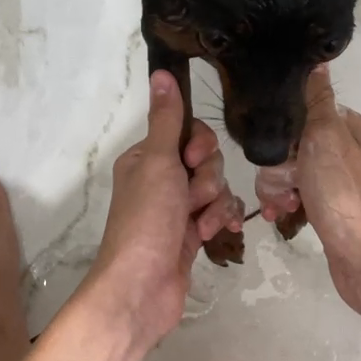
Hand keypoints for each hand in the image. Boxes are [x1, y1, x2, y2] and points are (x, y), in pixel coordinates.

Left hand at [81, 72, 243, 348]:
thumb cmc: (146, 221)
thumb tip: (161, 72)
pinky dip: (219, 221)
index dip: (200, 145)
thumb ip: (167, 119)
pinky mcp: (191, 234)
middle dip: (208, 179)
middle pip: (207, 160)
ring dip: (214, 204)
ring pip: (216, 187)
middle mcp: (161, 179)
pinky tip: (216, 235)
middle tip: (192, 198)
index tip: (193, 158)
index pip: (189, 132)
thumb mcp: (158, 162)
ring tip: (199, 225)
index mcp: (146, 158)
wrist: (141, 289)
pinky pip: (218, 213)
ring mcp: (177, 208)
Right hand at [290, 66, 360, 317]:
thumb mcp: (327, 138)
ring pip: (285, 172)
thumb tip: (318, 59)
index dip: (279, 126)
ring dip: (275, 188)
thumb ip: (317, 101)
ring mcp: (331, 180)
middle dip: (275, 164)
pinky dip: (283, 205)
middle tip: (287, 182)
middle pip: (287, 143)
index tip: (273, 143)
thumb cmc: (347, 195)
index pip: (298, 110)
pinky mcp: (325, 208)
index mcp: (343, 125)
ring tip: (284, 206)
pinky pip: (292, 196)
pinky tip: (281, 217)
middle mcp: (338, 148)